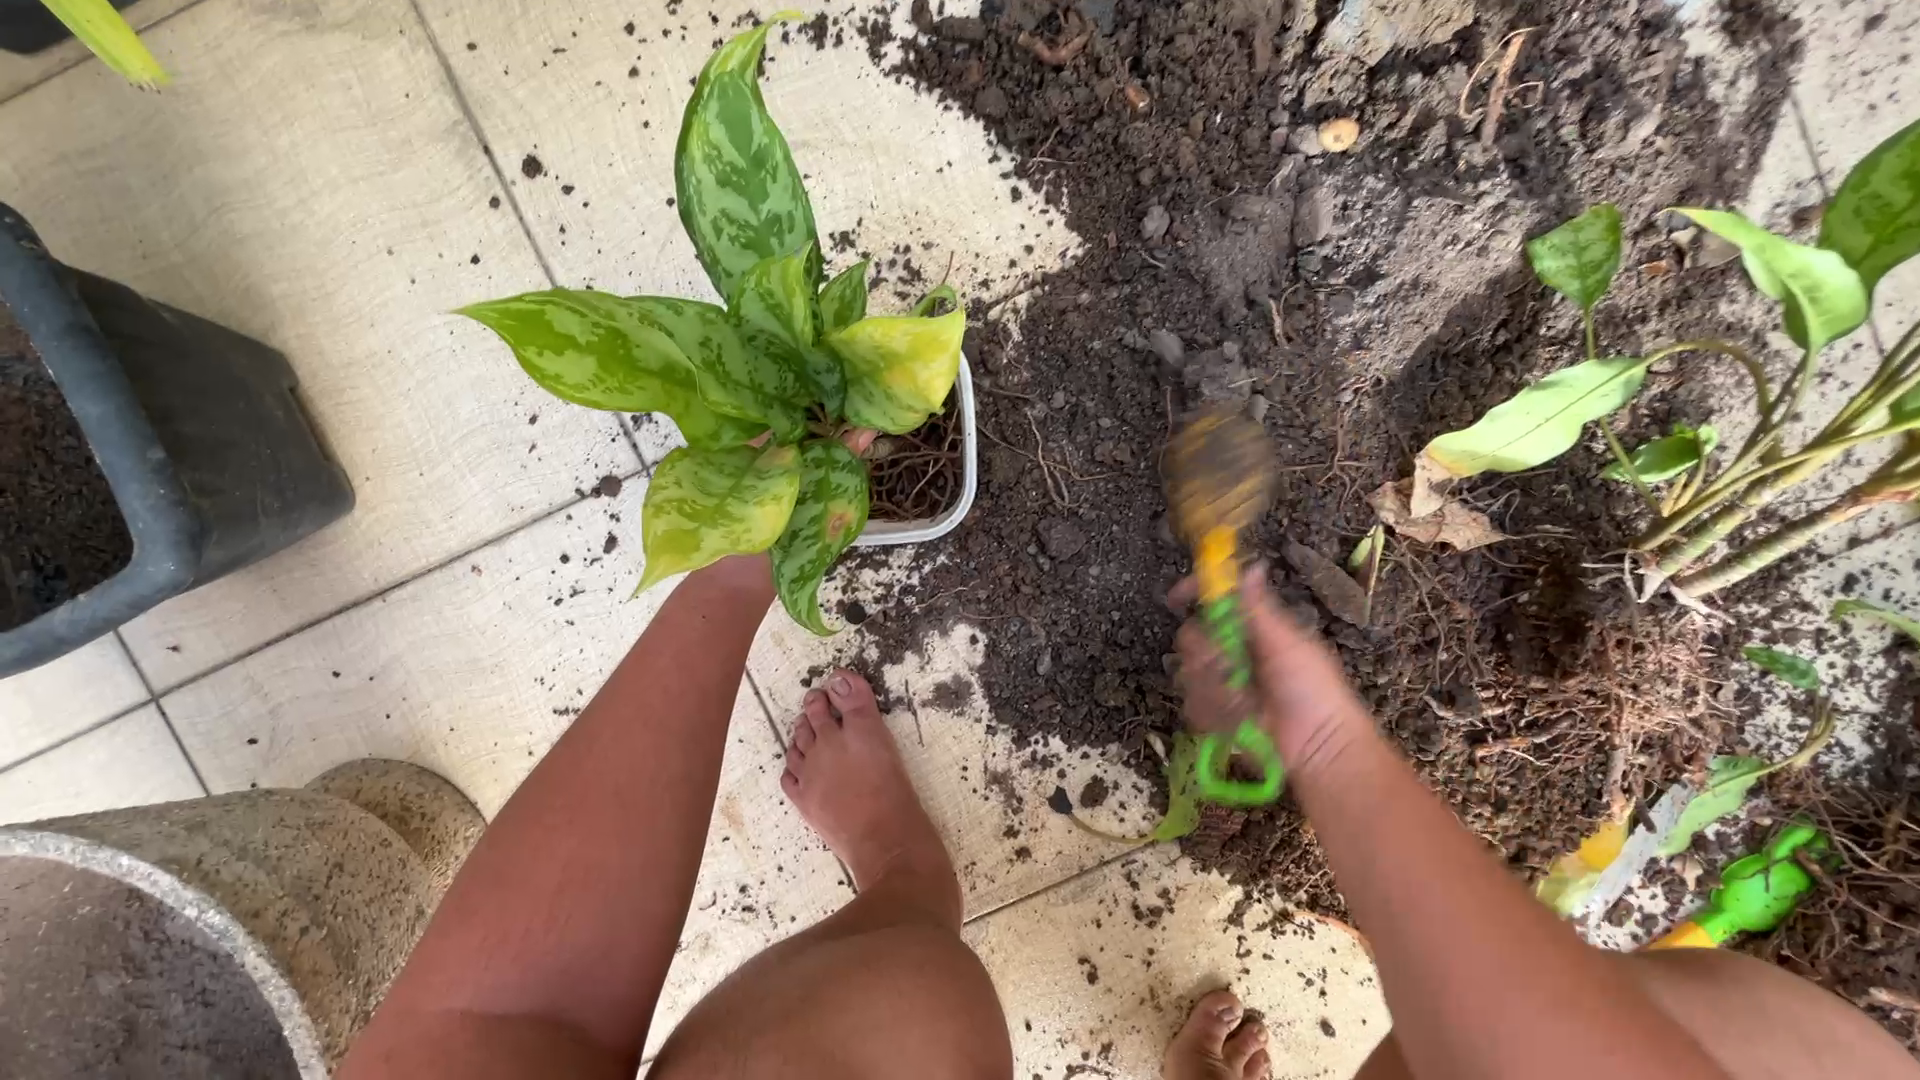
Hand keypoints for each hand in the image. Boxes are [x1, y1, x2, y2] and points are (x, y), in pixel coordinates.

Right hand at [1169, 564, 1373, 779]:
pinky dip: (1214, 714)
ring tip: (1243, 703)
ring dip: (1215, 690)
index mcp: (1250, 630)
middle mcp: (1231, 654)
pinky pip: (1192, 706)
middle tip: (1229, 668)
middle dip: (1206, 655)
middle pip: (1191, 639)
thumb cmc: (1313, 690)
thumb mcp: (1288, 643)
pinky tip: (1237, 722)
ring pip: (1188, 675)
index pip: (1212, 602)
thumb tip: (1250, 565)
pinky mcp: (1213, 716)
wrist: (1317, 748)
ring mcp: (1219, 686)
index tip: (1176, 596)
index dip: (1191, 594)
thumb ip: (1259, 608)